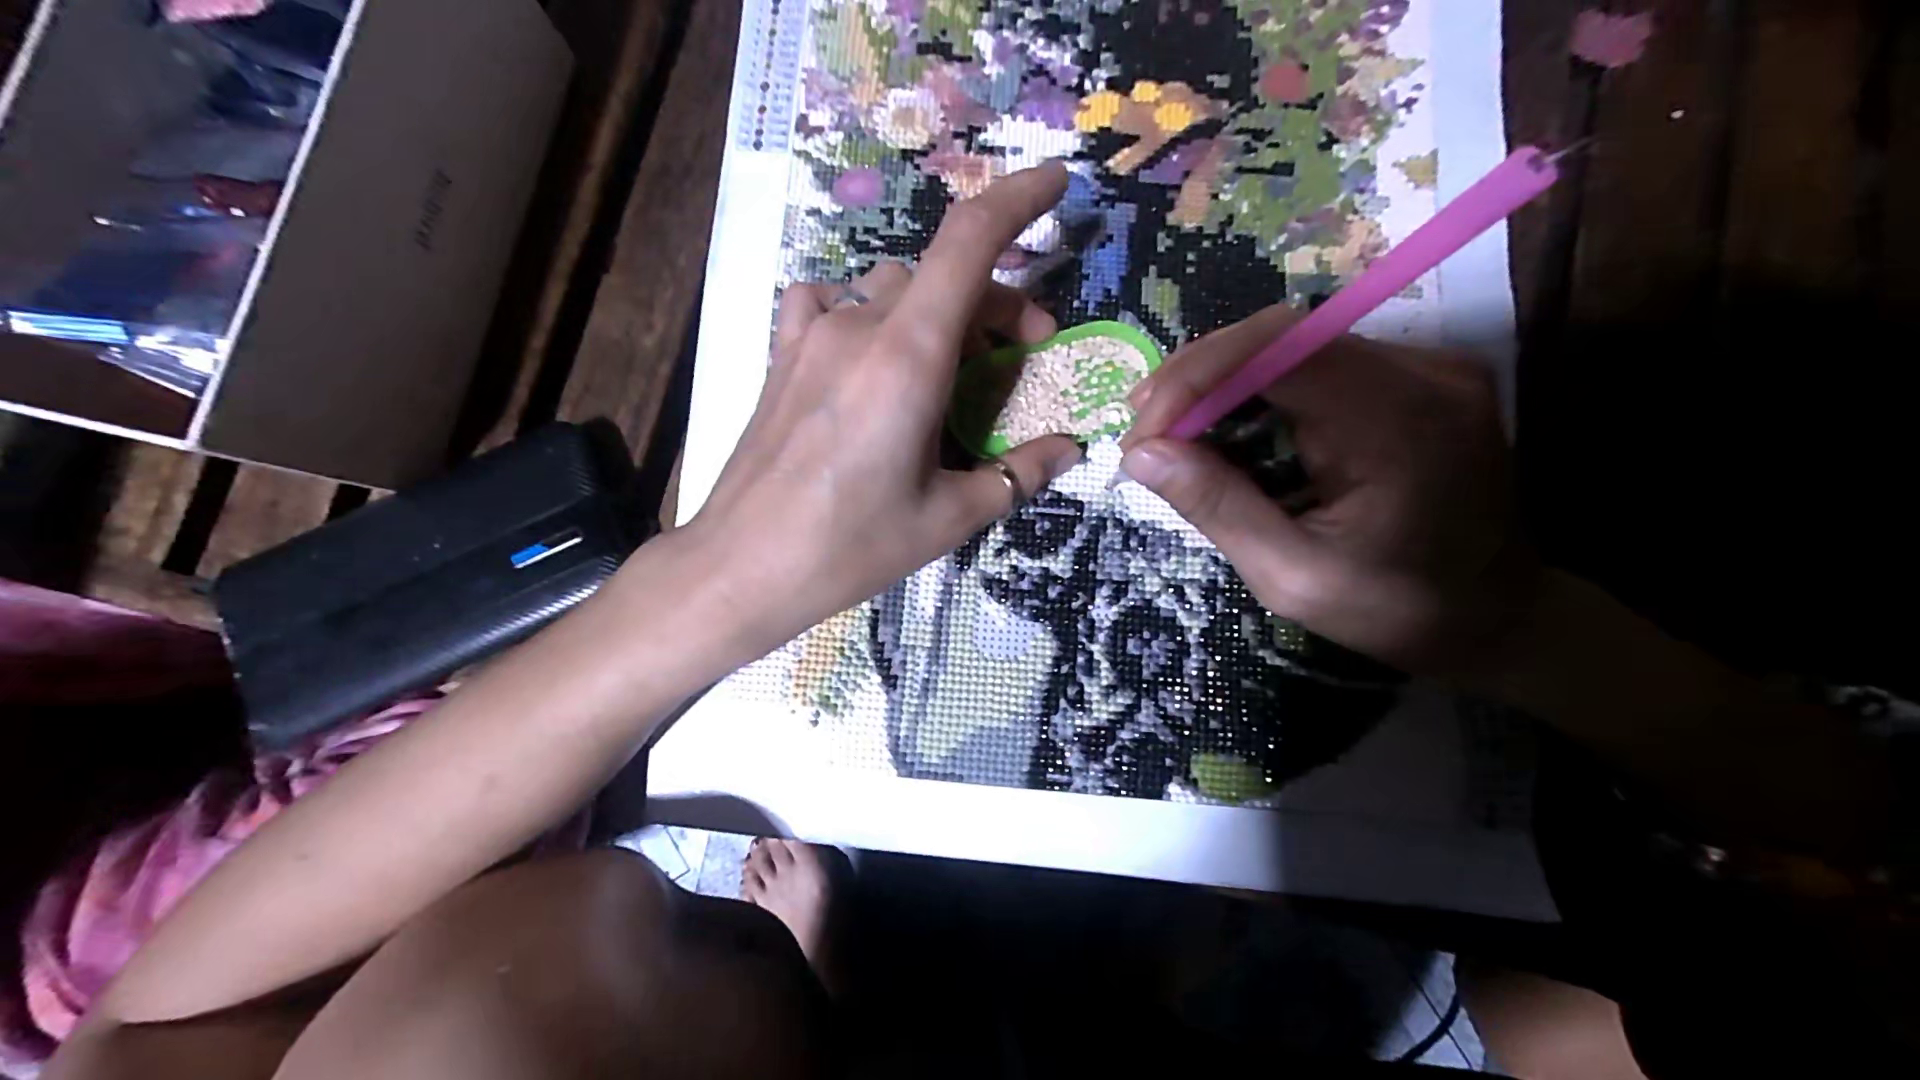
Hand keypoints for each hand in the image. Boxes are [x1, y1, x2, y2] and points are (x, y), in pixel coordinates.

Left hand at [683, 163, 1084, 657]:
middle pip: (941, 273)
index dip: (1020, 199)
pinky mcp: (781, 355)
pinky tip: (867, 353)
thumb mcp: (949, 518)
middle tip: (1023, 355)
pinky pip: (829, 303)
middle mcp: (858, 326)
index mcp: (907, 356)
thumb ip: (1018, 474)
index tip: (1059, 186)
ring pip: (890, 287)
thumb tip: (1069, 449)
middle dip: (996, 300)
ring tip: (949, 363)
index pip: (970, 241)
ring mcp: (811, 335)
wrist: (741, 566)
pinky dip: (865, 311)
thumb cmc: (850, 546)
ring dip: (935, 309)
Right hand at [1119, 303, 1537, 675]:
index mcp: (1398, 424)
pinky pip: (1316, 362)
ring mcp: (1425, 367)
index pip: (1279, 351)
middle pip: (1281, 334)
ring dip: (1220, 380)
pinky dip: (1256, 390)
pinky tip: (1225, 425)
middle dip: (1196, 376)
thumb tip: (1140, 453)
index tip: (1141, 432)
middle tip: (1142, 428)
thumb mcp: (1291, 576)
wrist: (1497, 617)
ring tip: (1171, 429)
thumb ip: (1219, 507)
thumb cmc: (1393, 610)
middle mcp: (1421, 372)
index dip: (1195, 377)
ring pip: (1293, 343)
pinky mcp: (1415, 378)